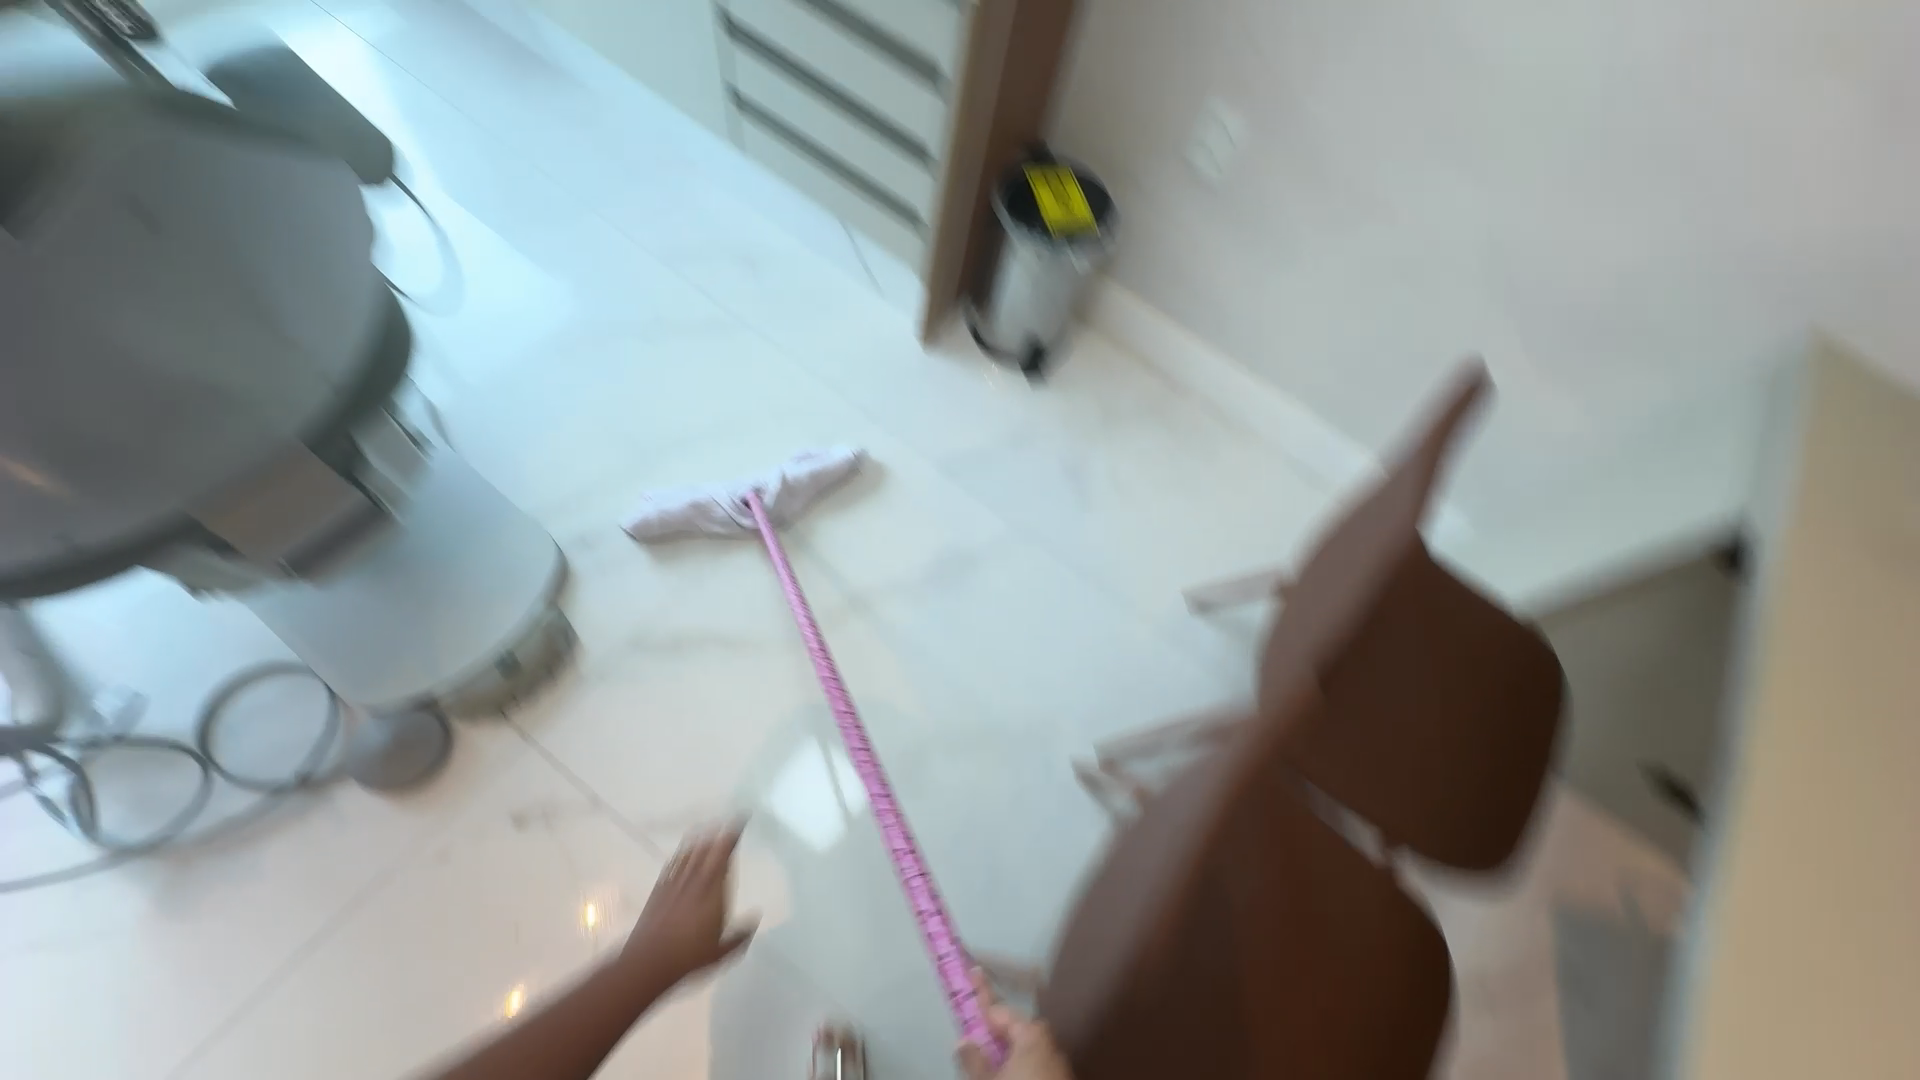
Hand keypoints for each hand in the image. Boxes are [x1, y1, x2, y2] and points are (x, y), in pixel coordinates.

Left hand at [622, 819, 757, 988]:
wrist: (648, 962)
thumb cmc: (690, 956)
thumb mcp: (723, 951)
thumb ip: (740, 935)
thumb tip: (755, 919)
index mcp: (714, 889)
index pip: (724, 853)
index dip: (732, 835)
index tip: (741, 820)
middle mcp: (695, 880)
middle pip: (707, 848)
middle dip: (718, 833)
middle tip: (728, 823)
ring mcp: (675, 883)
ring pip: (689, 853)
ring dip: (699, 839)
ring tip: (707, 831)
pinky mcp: (659, 890)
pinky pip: (672, 865)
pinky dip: (680, 855)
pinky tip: (681, 854)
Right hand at [955, 969, 1075, 1079]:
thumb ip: (974, 1060)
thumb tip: (963, 1041)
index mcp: (1029, 1034)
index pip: (998, 1009)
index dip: (982, 992)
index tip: (974, 970)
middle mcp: (1046, 1041)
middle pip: (1013, 1028)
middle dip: (993, 1031)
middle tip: (974, 1037)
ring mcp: (1057, 1061)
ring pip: (1023, 1048)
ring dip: (1006, 1052)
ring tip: (991, 1065)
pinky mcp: (1061, 1076)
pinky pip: (1034, 1063)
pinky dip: (1020, 1065)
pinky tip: (1010, 1074)